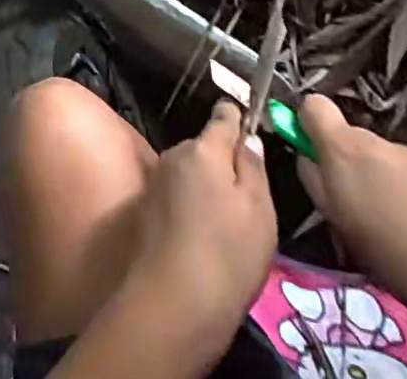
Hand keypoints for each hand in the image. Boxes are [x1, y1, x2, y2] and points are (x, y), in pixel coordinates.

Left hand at [129, 101, 277, 321]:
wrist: (176, 294)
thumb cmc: (228, 249)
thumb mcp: (258, 208)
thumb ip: (252, 167)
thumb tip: (247, 137)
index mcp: (202, 149)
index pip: (221, 119)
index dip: (234, 116)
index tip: (242, 112)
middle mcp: (173, 155)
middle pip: (204, 147)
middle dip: (222, 158)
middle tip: (247, 186)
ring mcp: (157, 179)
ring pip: (190, 170)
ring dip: (205, 181)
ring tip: (229, 214)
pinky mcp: (148, 205)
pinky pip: (177, 192)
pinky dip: (191, 201)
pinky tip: (204, 227)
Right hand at [295, 94, 406, 307]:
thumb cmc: (394, 257)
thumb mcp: (335, 221)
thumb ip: (314, 178)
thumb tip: (308, 157)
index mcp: (345, 150)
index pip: (314, 106)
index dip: (310, 122)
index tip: (313, 147)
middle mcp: (384, 144)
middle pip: (358, 140)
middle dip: (357, 164)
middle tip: (367, 206)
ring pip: (396, 163)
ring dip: (395, 184)